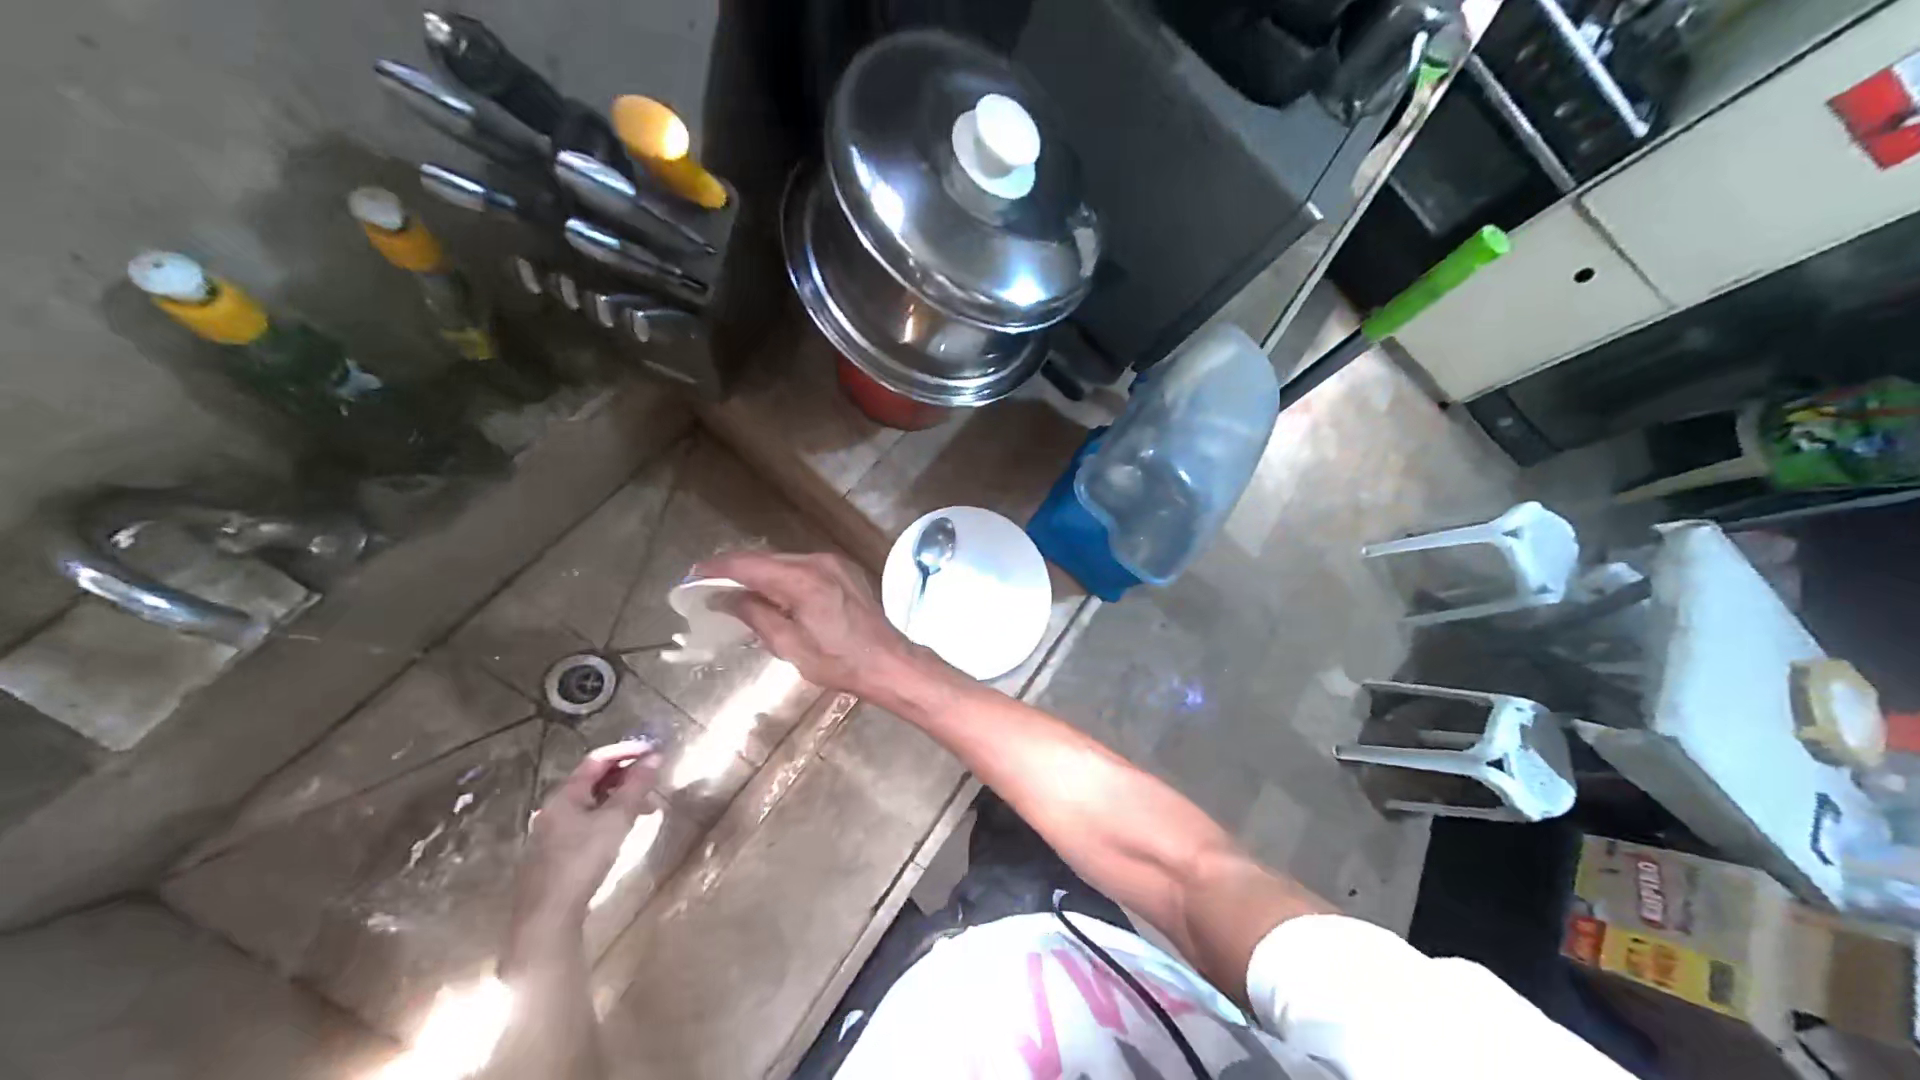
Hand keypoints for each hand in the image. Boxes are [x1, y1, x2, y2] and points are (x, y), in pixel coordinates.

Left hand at [513, 741, 664, 930]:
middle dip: (628, 776)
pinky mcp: (556, 852)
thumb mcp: (617, 819)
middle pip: (595, 780)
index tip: (654, 752)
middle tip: (655, 780)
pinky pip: (587, 821)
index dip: (627, 751)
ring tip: (649, 809)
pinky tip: (625, 830)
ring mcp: (552, 831)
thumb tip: (655, 756)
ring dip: (622, 798)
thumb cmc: (582, 860)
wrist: (548, 916)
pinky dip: (610, 817)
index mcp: (565, 794)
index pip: (598, 758)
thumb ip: (637, 786)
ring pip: (593, 802)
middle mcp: (554, 807)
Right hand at [691, 551, 949, 703]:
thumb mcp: (790, 645)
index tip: (694, 576)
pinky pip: (804, 566)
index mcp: (803, 580)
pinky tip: (772, 593)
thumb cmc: (839, 662)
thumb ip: (755, 615)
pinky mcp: (844, 570)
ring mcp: (834, 563)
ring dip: (761, 573)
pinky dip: (783, 576)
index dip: (718, 569)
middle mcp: (818, 562)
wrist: (889, 662)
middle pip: (767, 559)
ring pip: (785, 561)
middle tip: (710, 586)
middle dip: (737, 571)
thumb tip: (725, 597)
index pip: (749, 565)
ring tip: (736, 591)